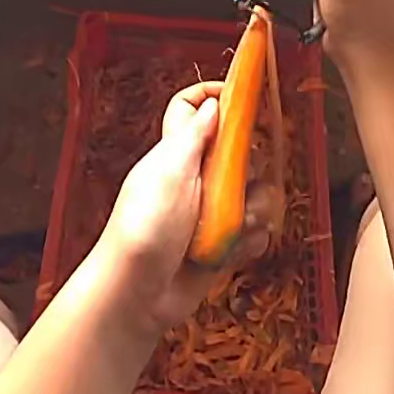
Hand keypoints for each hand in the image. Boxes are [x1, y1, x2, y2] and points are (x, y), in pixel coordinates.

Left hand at [93, 81, 273, 332]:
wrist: (137, 296)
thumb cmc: (145, 228)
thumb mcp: (170, 173)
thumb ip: (194, 136)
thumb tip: (213, 103)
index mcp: (178, 150)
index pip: (194, 107)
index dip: (216, 97)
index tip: (244, 102)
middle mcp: (198, 175)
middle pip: (242, 151)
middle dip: (250, 169)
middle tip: (235, 185)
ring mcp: (212, 209)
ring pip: (256, 192)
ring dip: (252, 211)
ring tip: (230, 229)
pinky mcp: (224, 241)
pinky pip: (255, 231)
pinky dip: (248, 242)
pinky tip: (230, 252)